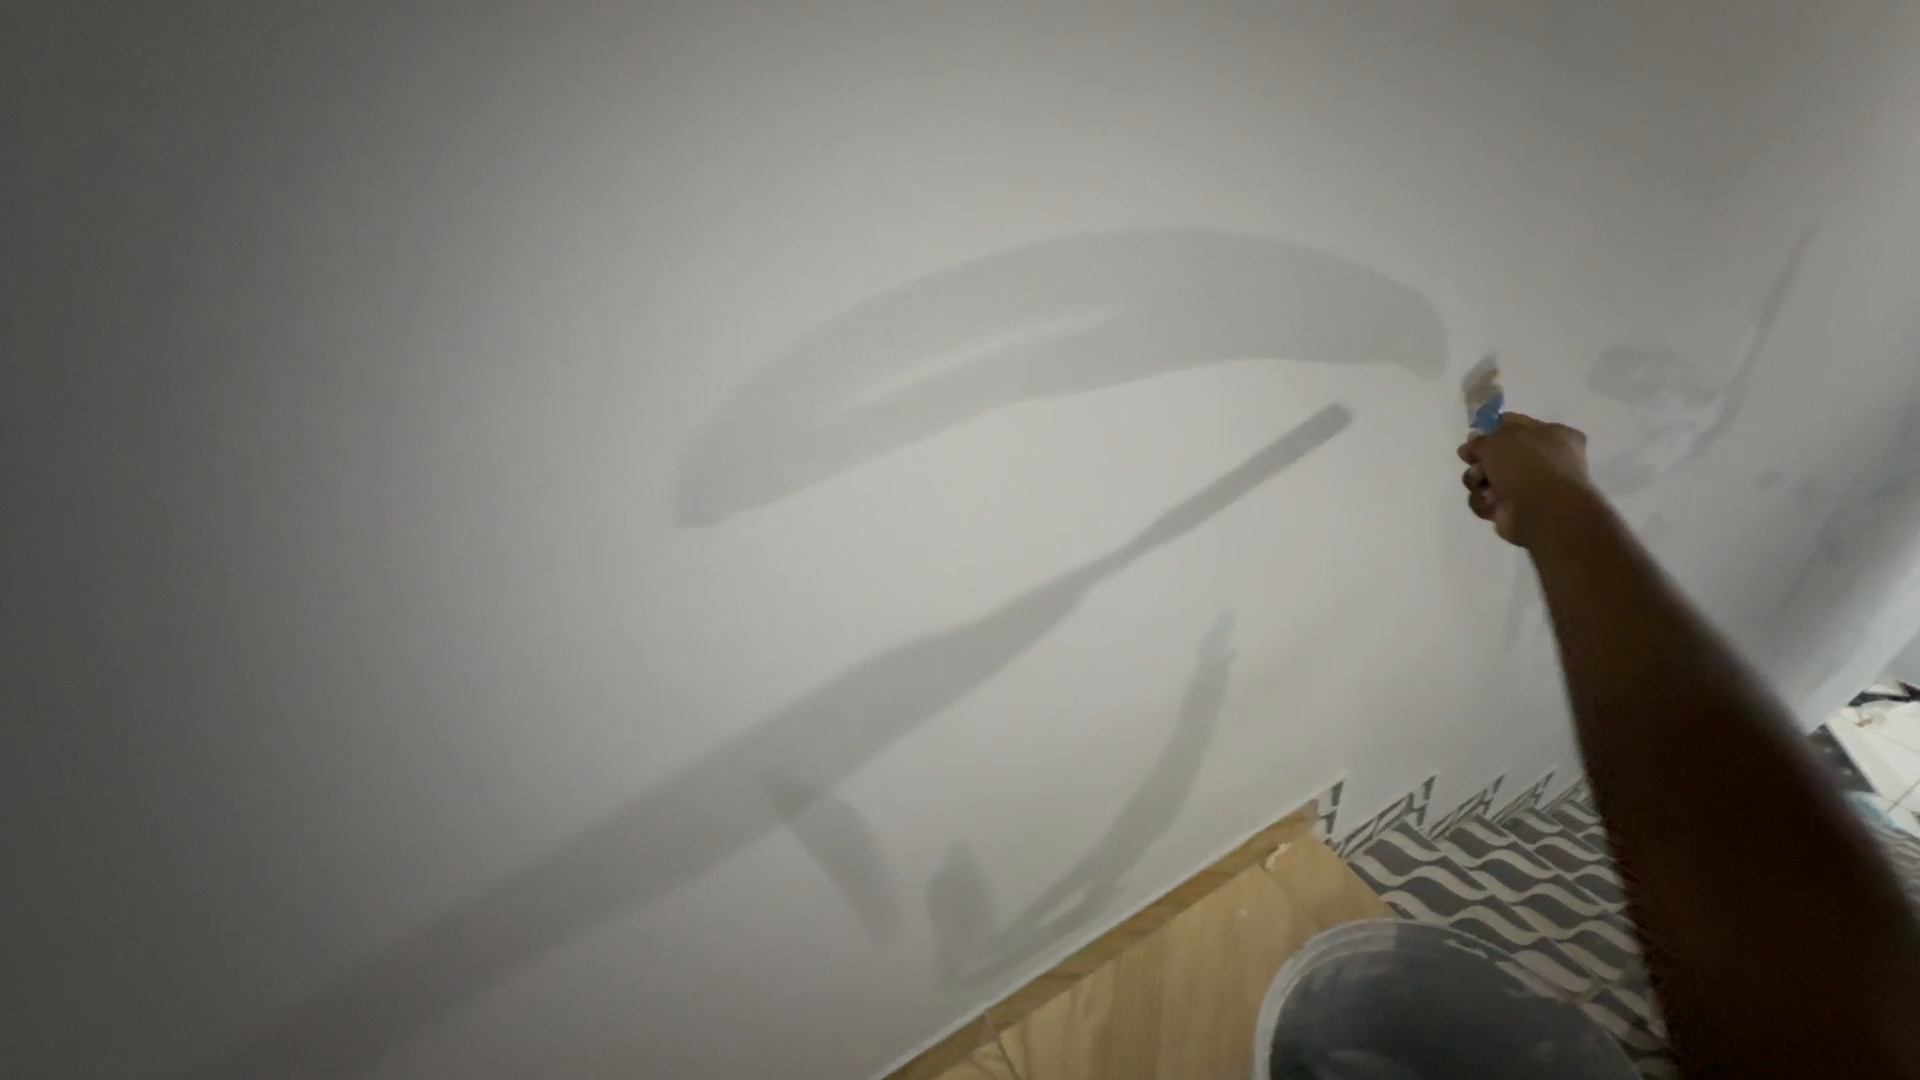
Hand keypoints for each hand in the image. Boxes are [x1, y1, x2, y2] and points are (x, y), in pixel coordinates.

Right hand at [1458, 414, 1596, 546]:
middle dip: (1478, 458)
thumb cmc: (1527, 465)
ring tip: (1483, 484)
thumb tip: (1474, 441)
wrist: (1543, 509)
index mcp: (1551, 435)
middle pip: (1495, 453)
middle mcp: (1541, 459)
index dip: (1491, 429)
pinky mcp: (1513, 507)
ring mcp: (1527, 485)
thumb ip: (1482, 438)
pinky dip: (1484, 500)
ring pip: (1486, 477)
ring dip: (1476, 480)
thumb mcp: (1499, 440)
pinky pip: (1486, 499)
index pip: (1515, 424)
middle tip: (1469, 459)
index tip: (1474, 436)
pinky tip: (1491, 501)